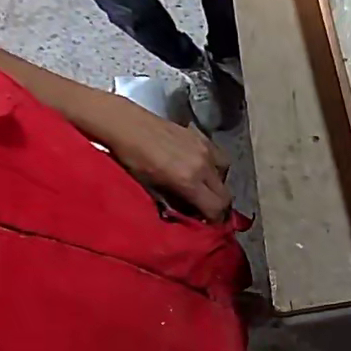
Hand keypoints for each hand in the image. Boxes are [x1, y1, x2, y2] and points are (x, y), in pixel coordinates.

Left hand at [107, 105, 233, 221]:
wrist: (125, 125)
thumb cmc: (131, 160)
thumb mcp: (150, 189)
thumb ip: (174, 204)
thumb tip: (189, 214)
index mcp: (188, 181)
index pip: (216, 208)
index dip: (215, 221)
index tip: (208, 225)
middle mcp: (202, 165)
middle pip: (225, 195)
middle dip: (219, 207)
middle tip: (207, 211)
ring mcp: (205, 149)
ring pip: (225, 176)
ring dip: (218, 186)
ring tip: (204, 188)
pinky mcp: (202, 137)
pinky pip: (219, 158)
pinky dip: (214, 168)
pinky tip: (201, 169)